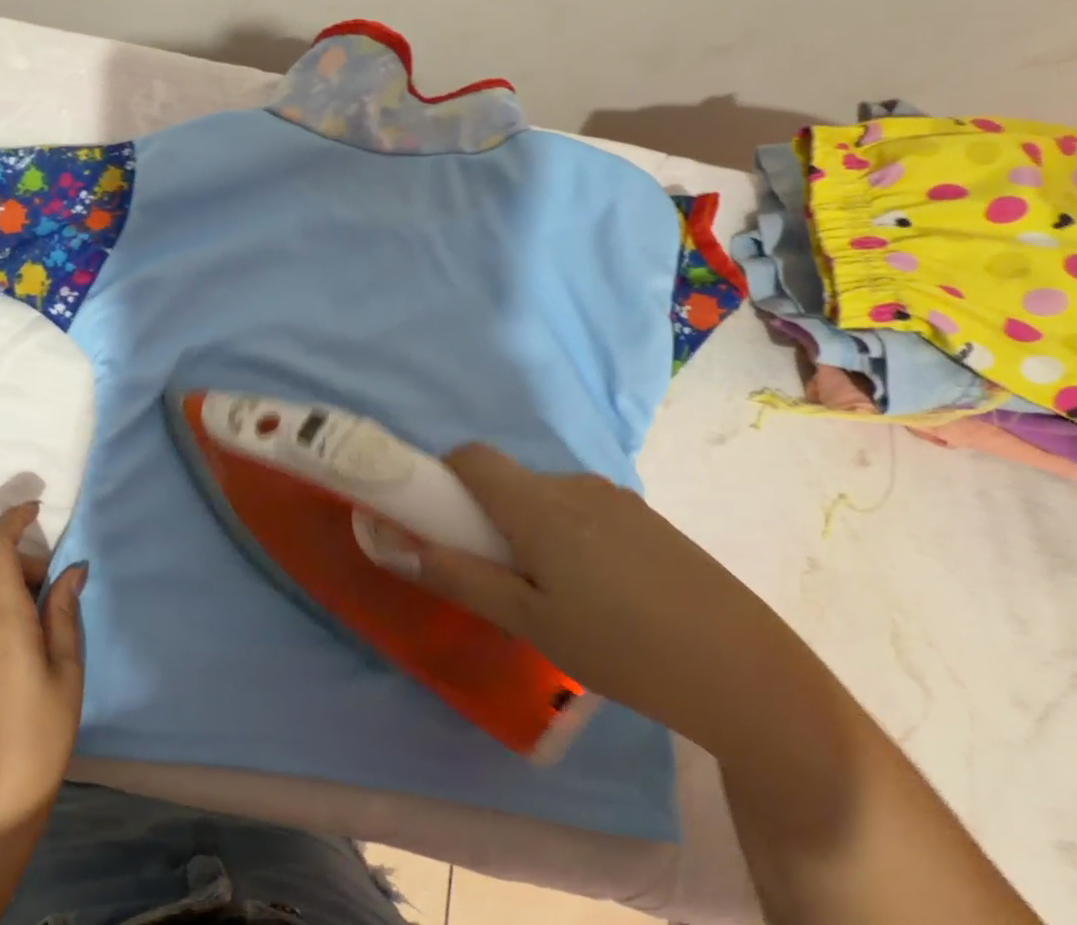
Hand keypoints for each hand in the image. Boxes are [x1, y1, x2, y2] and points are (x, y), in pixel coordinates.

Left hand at [0, 503, 88, 836]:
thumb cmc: (39, 737)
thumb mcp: (66, 674)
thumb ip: (64, 614)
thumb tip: (71, 569)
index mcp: (1, 621)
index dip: (12, 521)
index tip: (36, 509)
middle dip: (26, 568)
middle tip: (59, 600)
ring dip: (12, 595)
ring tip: (44, 635)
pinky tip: (21, 656)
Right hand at [403, 444, 820, 752]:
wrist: (750, 678)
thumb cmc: (621, 650)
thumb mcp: (526, 622)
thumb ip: (456, 576)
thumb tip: (386, 542)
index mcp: (541, 506)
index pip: (471, 457)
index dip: (440, 477)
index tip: (434, 522)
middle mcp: (578, 487)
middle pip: (507, 480)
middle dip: (482, 514)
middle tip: (489, 576)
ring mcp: (620, 502)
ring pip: (545, 499)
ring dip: (524, 529)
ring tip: (544, 595)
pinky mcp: (650, 522)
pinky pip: (582, 513)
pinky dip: (562, 537)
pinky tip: (592, 596)